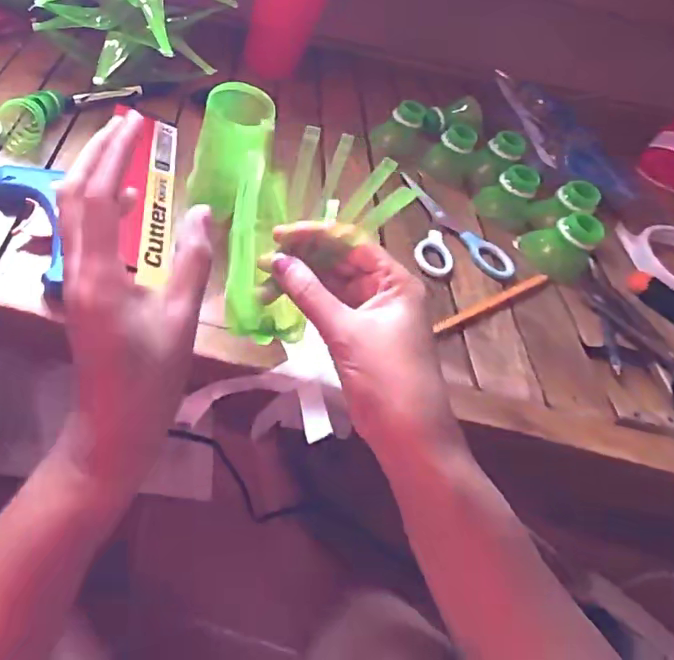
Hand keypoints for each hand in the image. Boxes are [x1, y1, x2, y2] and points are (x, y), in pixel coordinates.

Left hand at [53, 111, 214, 492]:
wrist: (110, 427)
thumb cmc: (149, 382)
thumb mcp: (180, 320)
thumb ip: (192, 262)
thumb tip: (203, 210)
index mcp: (98, 273)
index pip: (97, 196)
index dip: (114, 154)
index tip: (134, 123)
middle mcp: (75, 266)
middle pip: (74, 193)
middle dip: (97, 153)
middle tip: (126, 123)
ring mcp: (71, 276)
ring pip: (73, 210)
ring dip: (96, 175)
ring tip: (126, 150)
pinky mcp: (77, 286)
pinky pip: (82, 232)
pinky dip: (101, 207)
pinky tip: (127, 204)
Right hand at [269, 226, 460, 457]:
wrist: (410, 438)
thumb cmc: (387, 378)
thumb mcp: (344, 331)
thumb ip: (308, 291)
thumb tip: (275, 259)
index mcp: (394, 281)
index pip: (350, 242)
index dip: (313, 234)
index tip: (277, 235)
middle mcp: (384, 289)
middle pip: (338, 259)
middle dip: (301, 257)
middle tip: (264, 259)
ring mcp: (369, 310)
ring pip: (328, 281)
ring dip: (297, 278)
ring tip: (264, 281)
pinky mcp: (356, 331)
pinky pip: (326, 302)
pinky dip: (303, 298)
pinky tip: (277, 296)